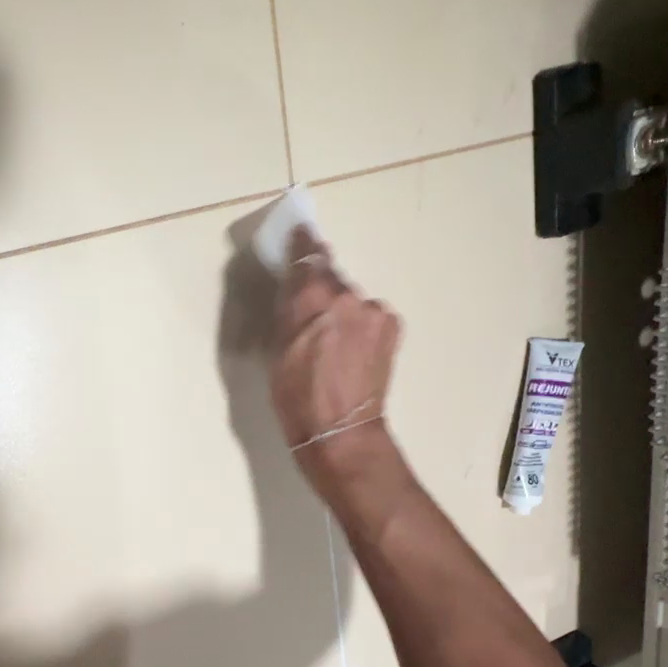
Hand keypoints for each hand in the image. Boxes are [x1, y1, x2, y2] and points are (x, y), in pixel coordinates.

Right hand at [270, 228, 401, 465]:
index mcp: (312, 299)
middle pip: (331, 278)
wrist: (341, 433)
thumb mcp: (277, 352)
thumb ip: (288, 312)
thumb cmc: (296, 399)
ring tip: (332, 341)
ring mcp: (373, 311)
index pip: (307, 256)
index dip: (302, 243)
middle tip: (310, 308)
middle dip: (320, 288)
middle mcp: (347, 295)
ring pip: (351, 298)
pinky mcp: (390, 327)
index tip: (300, 233)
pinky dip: (359, 324)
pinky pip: (368, 315)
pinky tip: (351, 349)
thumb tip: (296, 290)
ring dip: (341, 309)